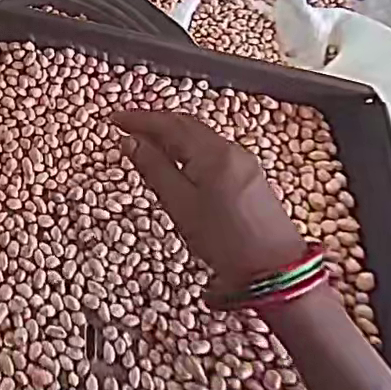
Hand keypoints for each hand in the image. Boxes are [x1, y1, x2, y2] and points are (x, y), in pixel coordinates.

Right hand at [111, 109, 303, 287]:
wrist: (276, 270)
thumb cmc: (222, 238)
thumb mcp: (179, 203)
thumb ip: (153, 167)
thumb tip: (130, 140)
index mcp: (212, 153)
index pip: (169, 124)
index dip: (139, 118)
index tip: (114, 119)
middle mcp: (230, 150)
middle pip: (187, 125)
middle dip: (155, 122)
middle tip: (126, 125)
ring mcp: (244, 163)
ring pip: (200, 137)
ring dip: (171, 134)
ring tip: (145, 141)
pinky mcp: (250, 178)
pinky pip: (211, 150)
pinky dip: (187, 147)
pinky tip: (175, 158)